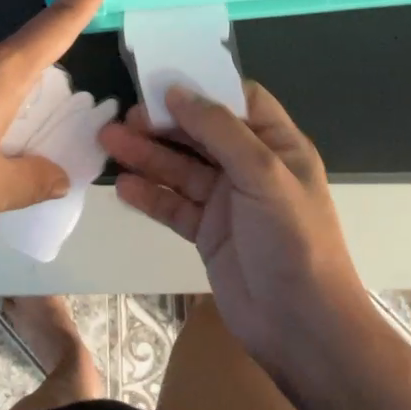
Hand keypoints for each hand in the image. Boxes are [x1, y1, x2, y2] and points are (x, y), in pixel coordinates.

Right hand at [99, 81, 376, 402]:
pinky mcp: (208, 233)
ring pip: (181, 167)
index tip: (162, 79)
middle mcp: (251, 167)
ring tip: (108, 142)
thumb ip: (219, 130)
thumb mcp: (263, 175)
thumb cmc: (293, 241)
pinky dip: (149, 195)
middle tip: (124, 116)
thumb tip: (177, 91)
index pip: (239, 100)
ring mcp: (228, 201)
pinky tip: (123, 186)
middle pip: (201, 132)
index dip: (203, 87)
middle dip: (164, 122)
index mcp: (277, 145)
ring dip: (147, 154)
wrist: (302, 330)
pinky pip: (174, 204)